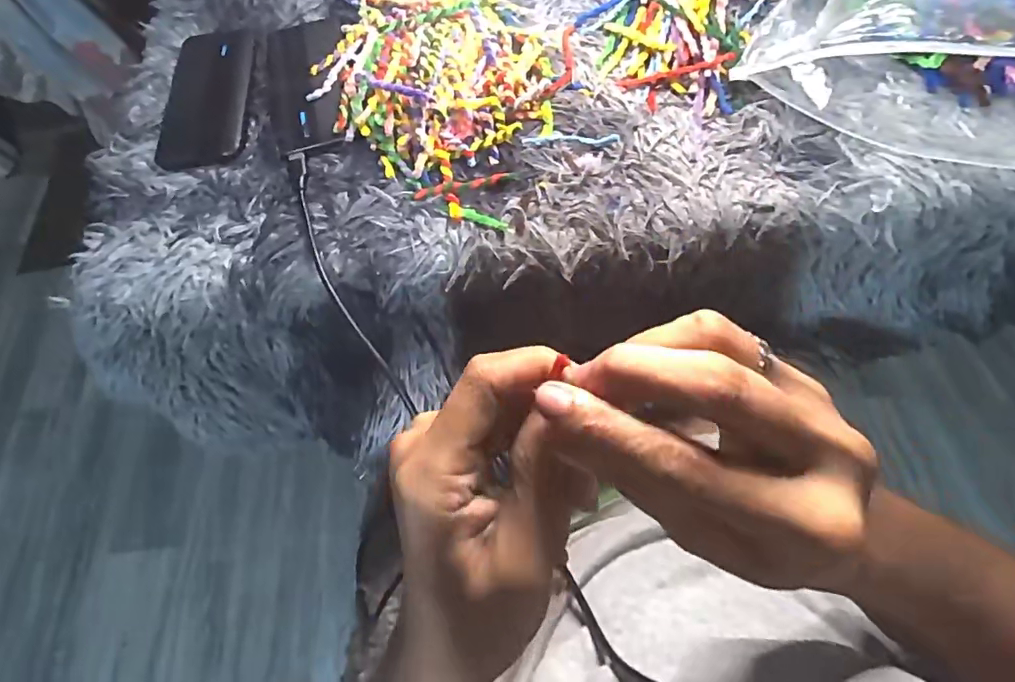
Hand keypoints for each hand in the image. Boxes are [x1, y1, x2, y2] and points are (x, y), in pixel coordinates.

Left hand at [384, 348, 590, 681]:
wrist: (444, 649)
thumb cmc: (484, 616)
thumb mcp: (527, 550)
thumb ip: (541, 470)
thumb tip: (563, 397)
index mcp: (430, 463)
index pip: (480, 381)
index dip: (533, 365)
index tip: (587, 380)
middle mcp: (420, 438)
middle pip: (491, 389)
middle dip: (546, 403)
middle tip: (594, 441)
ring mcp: (426, 443)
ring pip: (496, 405)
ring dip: (542, 426)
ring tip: (580, 474)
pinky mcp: (440, 452)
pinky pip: (490, 424)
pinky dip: (526, 440)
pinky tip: (556, 473)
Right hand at [533, 311, 878, 593]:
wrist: (846, 524)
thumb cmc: (764, 546)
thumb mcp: (702, 537)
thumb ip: (638, 479)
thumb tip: (563, 424)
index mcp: (808, 526)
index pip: (691, 469)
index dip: (613, 432)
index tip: (551, 405)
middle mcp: (831, 451)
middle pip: (717, 386)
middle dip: (632, 372)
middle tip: (575, 376)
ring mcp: (820, 397)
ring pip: (720, 342)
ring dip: (647, 346)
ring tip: (604, 367)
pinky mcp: (800, 364)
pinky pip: (725, 331)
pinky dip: (669, 337)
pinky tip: (641, 357)